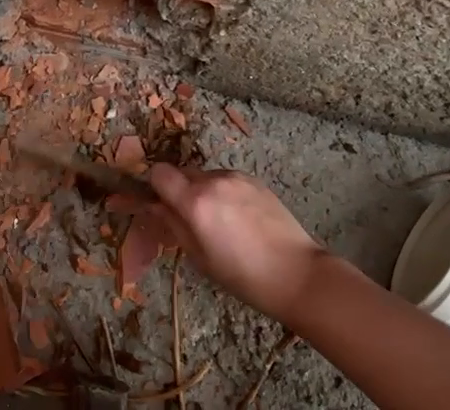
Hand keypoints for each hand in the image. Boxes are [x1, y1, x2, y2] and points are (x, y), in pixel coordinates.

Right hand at [148, 163, 327, 323]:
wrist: (296, 274)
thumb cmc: (242, 276)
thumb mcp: (199, 257)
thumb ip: (172, 224)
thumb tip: (153, 206)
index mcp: (195, 202)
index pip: (159, 172)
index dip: (154, 185)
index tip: (157, 202)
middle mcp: (212, 180)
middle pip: (181, 172)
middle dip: (178, 190)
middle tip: (188, 219)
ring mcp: (235, 177)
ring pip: (205, 176)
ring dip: (201, 191)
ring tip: (219, 222)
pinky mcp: (254, 179)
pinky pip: (226, 180)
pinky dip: (222, 192)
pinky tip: (238, 219)